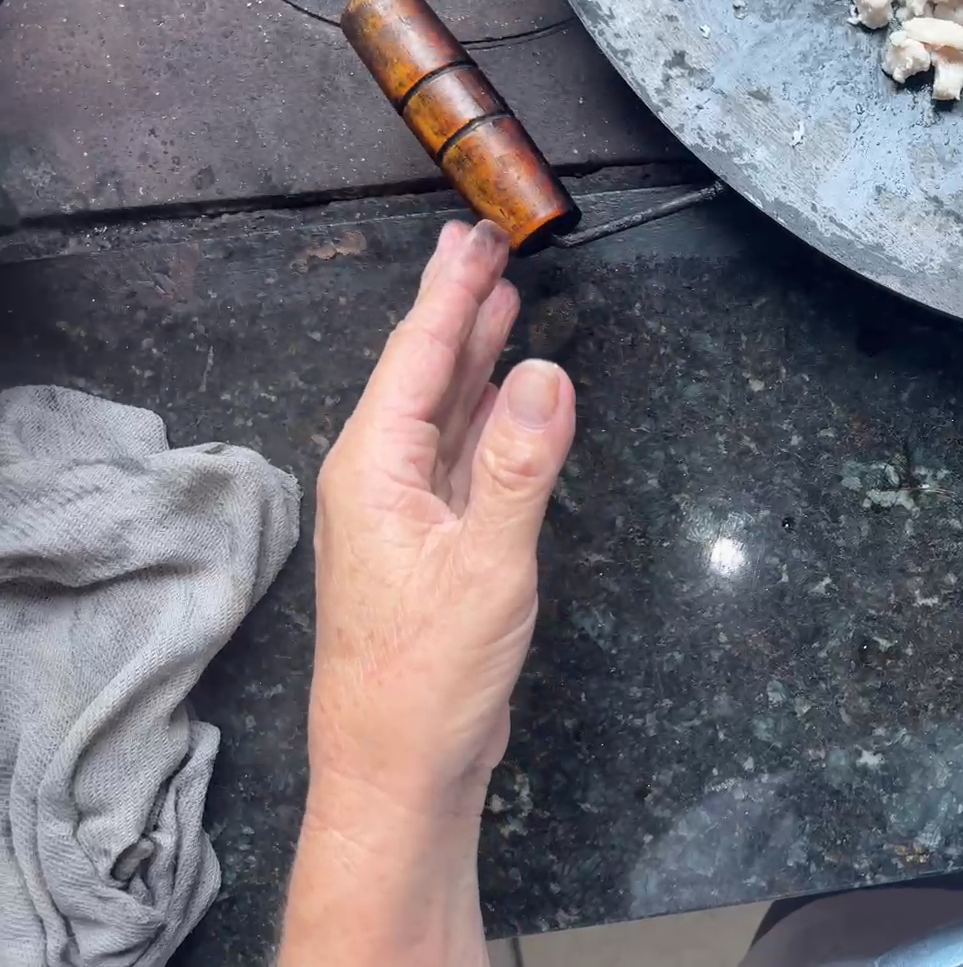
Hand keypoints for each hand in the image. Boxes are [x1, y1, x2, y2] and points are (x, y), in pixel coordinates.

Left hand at [281, 220, 573, 966]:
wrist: (406, 757)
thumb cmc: (435, 665)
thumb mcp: (487, 561)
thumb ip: (519, 464)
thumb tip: (552, 372)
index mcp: (378, 467)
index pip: (419, 358)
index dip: (451, 294)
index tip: (478, 237)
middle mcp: (385, 473)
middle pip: (425, 371)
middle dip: (457, 307)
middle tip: (488, 247)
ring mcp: (411, 504)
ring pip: (448, 408)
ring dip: (477, 353)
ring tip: (502, 302)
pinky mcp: (440, 531)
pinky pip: (468, 448)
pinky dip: (493, 410)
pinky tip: (511, 392)